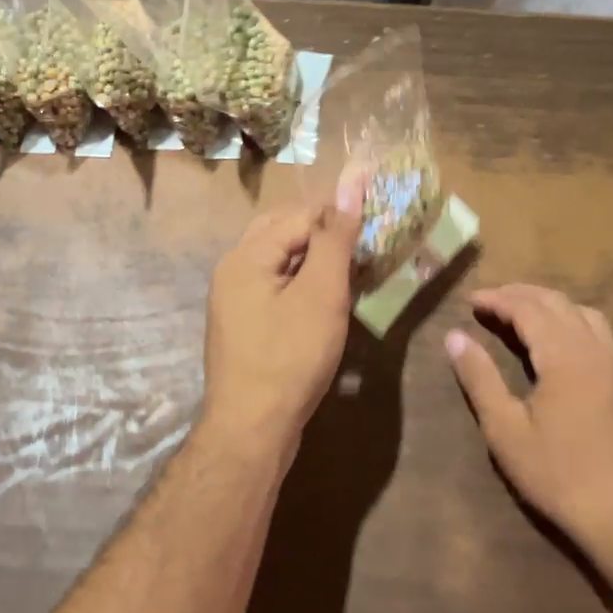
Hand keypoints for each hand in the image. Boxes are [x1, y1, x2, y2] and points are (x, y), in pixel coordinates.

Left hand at [202, 194, 361, 452]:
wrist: (252, 430)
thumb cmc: (289, 358)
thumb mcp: (321, 294)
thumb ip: (335, 238)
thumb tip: (350, 183)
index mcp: (245, 256)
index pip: (299, 215)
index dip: (339, 215)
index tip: (379, 225)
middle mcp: (232, 271)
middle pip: (283, 233)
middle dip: (325, 235)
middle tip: (366, 247)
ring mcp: (234, 302)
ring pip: (280, 263)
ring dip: (316, 262)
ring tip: (355, 273)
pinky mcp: (244, 329)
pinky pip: (275, 291)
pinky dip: (304, 287)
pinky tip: (330, 304)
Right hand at [445, 285, 612, 549]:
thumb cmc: (557, 474)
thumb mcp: (505, 430)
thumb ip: (479, 378)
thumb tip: (454, 336)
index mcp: (565, 355)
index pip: (528, 308)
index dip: (497, 299)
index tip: (469, 301)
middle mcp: (595, 349)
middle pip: (558, 303)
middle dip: (521, 295)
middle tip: (489, 302)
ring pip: (584, 314)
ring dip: (550, 305)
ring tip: (520, 315)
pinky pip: (599, 333)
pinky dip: (571, 322)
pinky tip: (557, 343)